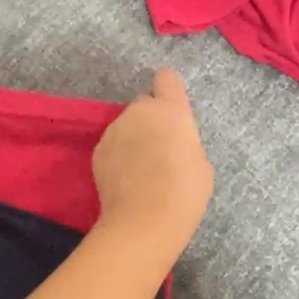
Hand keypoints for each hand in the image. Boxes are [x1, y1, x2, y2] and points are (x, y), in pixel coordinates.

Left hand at [92, 69, 212, 257]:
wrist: (144, 220)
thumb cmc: (184, 191)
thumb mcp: (200, 163)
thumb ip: (184, 142)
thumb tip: (171, 145)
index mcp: (170, 109)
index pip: (167, 78)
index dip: (169, 90)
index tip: (172, 107)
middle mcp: (139, 112)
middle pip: (144, 104)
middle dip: (151, 119)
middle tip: (160, 148)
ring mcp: (114, 130)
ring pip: (126, 126)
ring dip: (133, 138)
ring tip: (142, 169)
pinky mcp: (98, 151)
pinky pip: (112, 145)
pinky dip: (118, 155)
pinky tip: (127, 179)